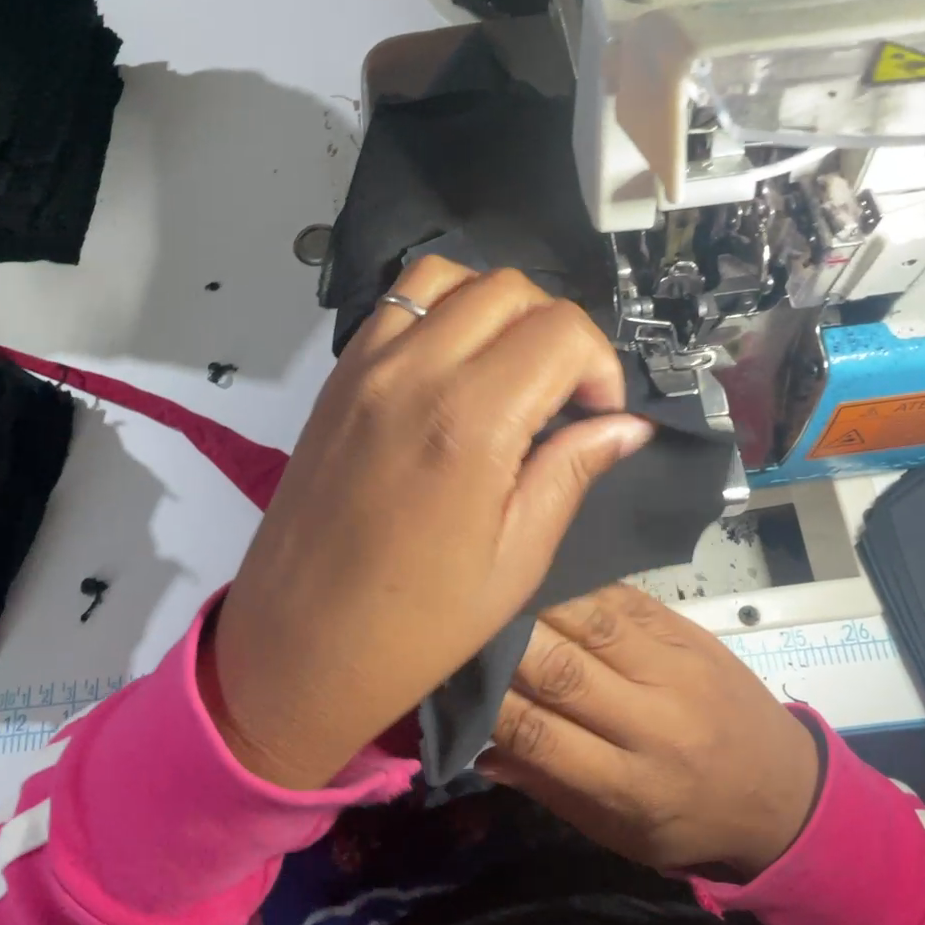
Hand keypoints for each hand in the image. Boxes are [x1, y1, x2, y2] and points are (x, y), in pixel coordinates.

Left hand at [202, 258, 655, 790]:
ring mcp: (365, 366)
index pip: (561, 331)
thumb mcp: (516, 561)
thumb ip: (571, 472)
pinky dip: (442, 310)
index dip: (600, 366)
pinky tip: (455, 367)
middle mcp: (413, 372)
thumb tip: (626, 424)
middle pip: (511, 289)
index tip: (597, 415)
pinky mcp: (337, 376)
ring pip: (451, 277)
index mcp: (468, 423)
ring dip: (498, 308)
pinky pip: (398, 303)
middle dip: (557, 331)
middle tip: (561, 397)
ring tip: (509, 371)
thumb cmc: (415, 625)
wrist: (298, 646)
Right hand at [480, 584, 821, 880]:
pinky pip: (624, 596)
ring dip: (537, 599)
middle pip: (563, 669)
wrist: (786, 790)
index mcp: (631, 784)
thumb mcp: (619, 832)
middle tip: (463, 618)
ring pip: (592, 619)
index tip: (451, 677)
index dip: (488, 703)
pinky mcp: (688, 632)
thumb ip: (547, 787)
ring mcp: (675, 668)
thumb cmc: (690, 821)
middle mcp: (653, 721)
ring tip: (497, 584)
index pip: (540, 733)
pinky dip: (579, 582)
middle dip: (506, 642)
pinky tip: (547, 570)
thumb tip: (477, 744)